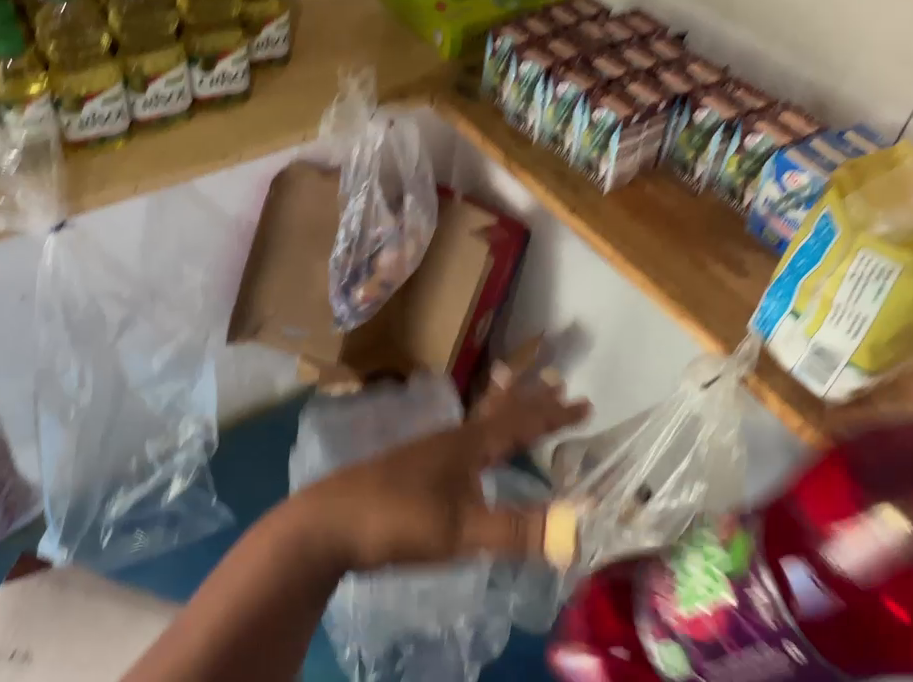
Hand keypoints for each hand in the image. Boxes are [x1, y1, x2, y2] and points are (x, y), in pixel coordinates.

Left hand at [287, 373, 591, 573]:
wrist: (328, 525)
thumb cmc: (398, 520)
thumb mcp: (461, 531)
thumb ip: (518, 530)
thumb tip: (579, 528)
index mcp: (466, 446)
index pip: (519, 423)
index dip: (552, 415)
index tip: (584, 401)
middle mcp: (450, 441)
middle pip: (498, 412)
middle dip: (530, 401)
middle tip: (555, 381)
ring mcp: (427, 454)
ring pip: (476, 424)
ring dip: (502, 410)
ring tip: (510, 390)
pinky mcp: (411, 472)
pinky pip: (460, 444)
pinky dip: (479, 437)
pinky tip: (469, 454)